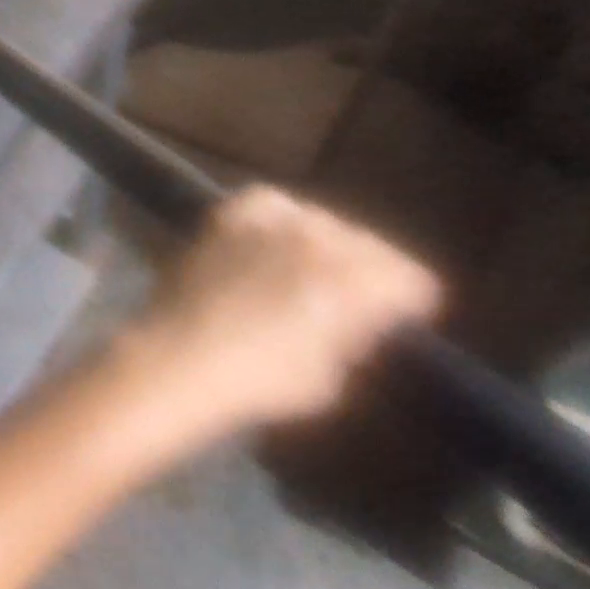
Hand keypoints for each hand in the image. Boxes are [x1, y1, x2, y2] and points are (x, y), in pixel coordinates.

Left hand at [120, 187, 439, 433]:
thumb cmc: (257, 384)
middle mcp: (326, 242)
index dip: (408, 304)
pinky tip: (271, 241)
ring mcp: (277, 223)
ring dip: (324, 247)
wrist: (177, 361)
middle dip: (367, 275)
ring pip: (324, 223)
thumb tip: (356, 328)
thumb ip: (351, 347)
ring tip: (305, 272)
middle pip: (371, 248)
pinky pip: (272, 204)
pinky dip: (278, 221)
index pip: (413, 281)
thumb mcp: (326, 382)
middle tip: (347, 302)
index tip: (398, 319)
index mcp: (359, 285)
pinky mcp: (232, 216)